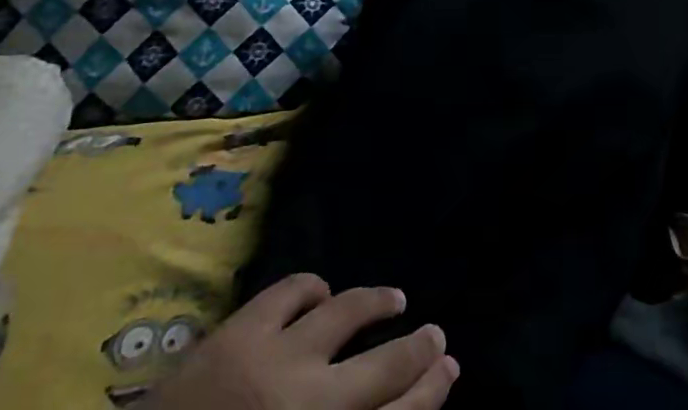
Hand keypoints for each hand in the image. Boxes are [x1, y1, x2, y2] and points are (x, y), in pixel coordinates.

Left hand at [142, 274, 457, 409]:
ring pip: (349, 313)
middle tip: (436, 333)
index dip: (432, 391)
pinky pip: (292, 291)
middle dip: (421, 348)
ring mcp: (276, 362)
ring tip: (392, 299)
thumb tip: (390, 404)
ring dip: (377, 302)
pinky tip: (319, 294)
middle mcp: (312, 401)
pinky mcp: (238, 334)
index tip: (449, 368)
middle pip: (388, 365)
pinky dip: (312, 289)